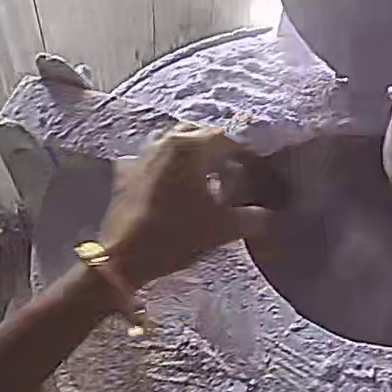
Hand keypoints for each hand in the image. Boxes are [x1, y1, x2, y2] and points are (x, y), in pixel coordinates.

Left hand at [97, 125, 272, 287]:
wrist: (123, 256)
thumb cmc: (176, 235)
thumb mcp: (223, 228)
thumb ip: (253, 218)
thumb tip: (268, 215)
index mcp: (190, 147)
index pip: (227, 138)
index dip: (244, 154)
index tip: (253, 171)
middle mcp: (165, 141)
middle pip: (198, 134)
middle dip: (216, 149)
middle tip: (229, 171)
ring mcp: (141, 154)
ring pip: (173, 144)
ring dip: (190, 156)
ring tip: (203, 179)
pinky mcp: (125, 172)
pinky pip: (153, 160)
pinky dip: (167, 168)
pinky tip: (172, 187)